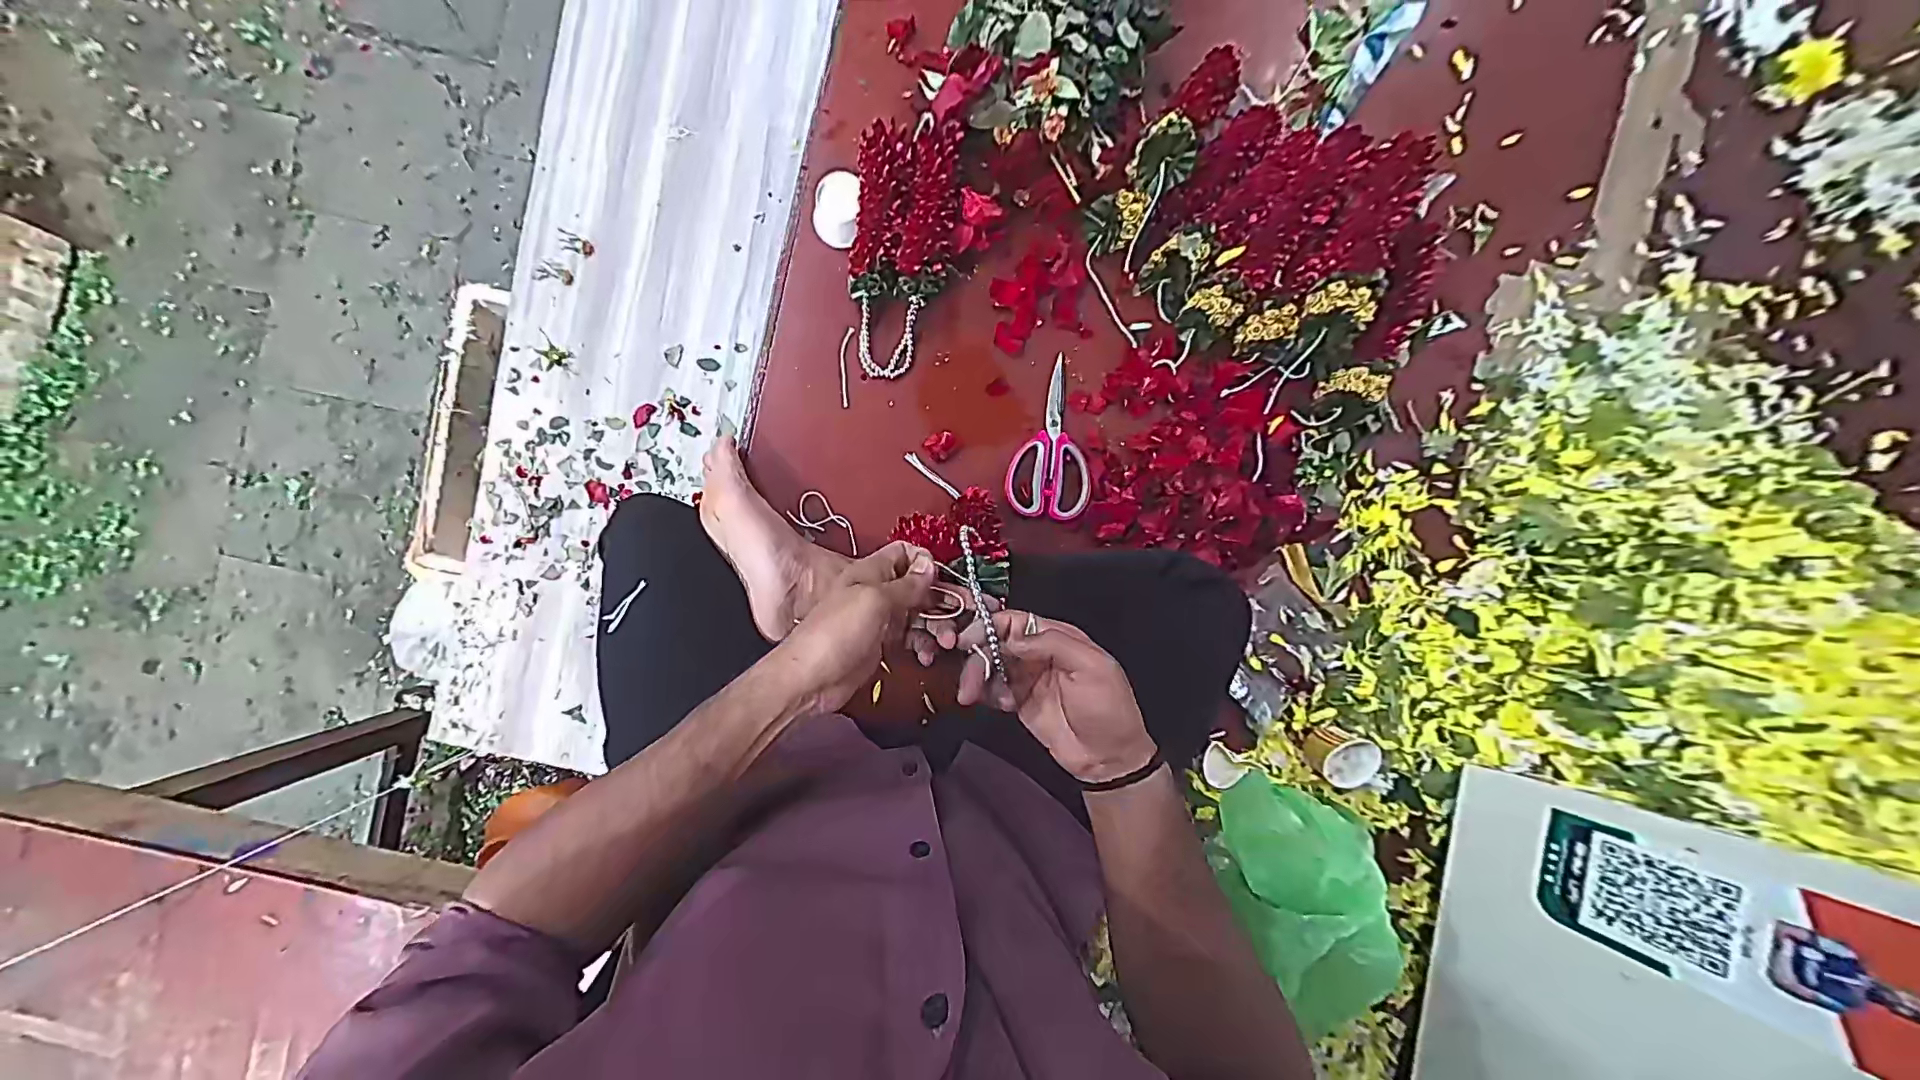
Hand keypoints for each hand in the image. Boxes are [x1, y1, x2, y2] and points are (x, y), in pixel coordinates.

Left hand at [770, 541, 937, 715]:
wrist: (810, 679)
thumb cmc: (837, 632)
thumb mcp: (874, 600)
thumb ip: (906, 584)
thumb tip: (930, 564)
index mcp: (872, 572)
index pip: (905, 553)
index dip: (927, 563)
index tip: (945, 581)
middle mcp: (877, 592)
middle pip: (919, 586)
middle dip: (943, 599)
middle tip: (967, 616)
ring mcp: (880, 619)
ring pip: (918, 614)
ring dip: (938, 626)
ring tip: (948, 643)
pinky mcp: (881, 644)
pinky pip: (910, 638)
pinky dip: (923, 644)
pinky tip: (928, 655)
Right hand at [956, 610, 1156, 783]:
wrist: (1108, 758)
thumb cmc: (1109, 710)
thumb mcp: (1091, 667)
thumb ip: (1052, 644)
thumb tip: (1013, 638)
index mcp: (1058, 638)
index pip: (1016, 621)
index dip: (990, 625)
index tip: (970, 639)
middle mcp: (1039, 654)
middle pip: (997, 642)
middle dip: (978, 655)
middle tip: (969, 677)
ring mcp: (1027, 678)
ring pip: (990, 666)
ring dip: (976, 677)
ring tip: (971, 695)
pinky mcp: (1019, 702)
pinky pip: (992, 690)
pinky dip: (985, 694)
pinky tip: (1001, 704)